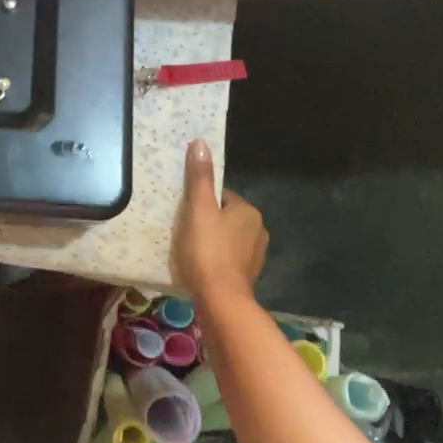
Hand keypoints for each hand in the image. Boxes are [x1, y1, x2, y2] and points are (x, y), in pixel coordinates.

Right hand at [172, 139, 267, 303]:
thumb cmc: (207, 251)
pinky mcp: (248, 274)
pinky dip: (216, 257)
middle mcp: (258, 230)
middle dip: (207, 220)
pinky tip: (200, 265)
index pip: (221, 195)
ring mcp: (255, 254)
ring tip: (189, 248)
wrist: (221, 300)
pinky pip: (228, 257)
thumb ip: (199, 178)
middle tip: (183, 229)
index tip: (184, 211)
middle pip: (225, 216)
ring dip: (211, 240)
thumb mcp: (199, 210)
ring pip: (227, 237)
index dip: (201, 201)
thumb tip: (200, 142)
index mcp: (248, 211)